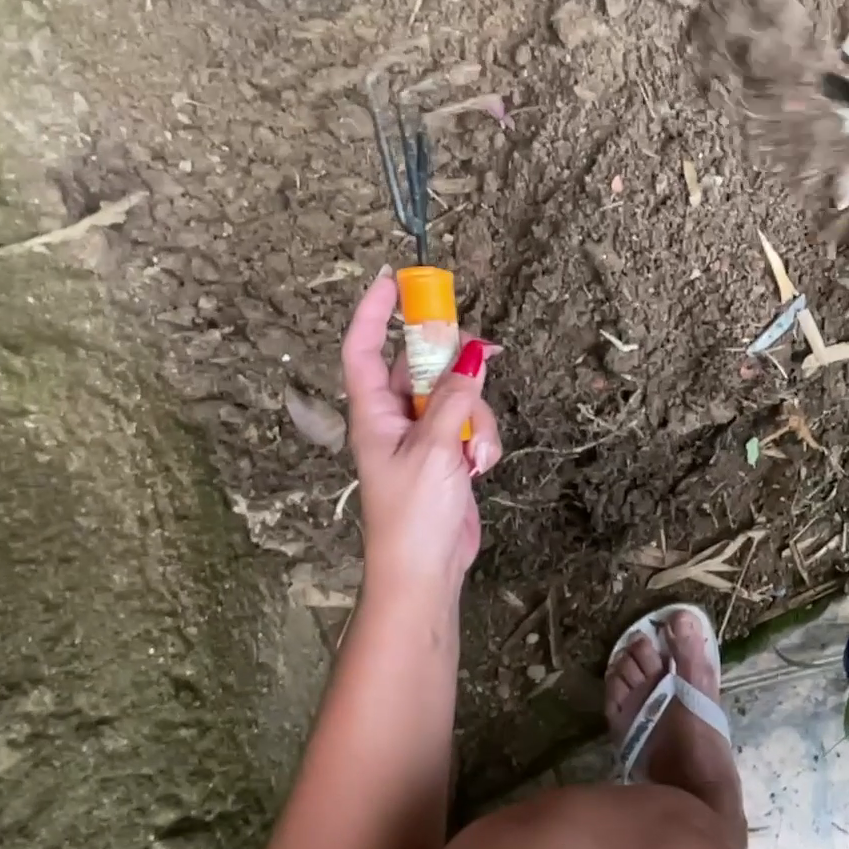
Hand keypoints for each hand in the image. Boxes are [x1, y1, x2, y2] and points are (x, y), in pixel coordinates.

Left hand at [340, 268, 503, 595]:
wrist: (426, 567)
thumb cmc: (413, 513)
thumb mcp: (434, 449)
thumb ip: (454, 398)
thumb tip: (474, 355)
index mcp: (373, 414)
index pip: (363, 350)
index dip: (374, 314)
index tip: (395, 282)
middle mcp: (397, 418)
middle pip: (425, 368)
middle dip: (457, 366)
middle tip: (485, 351)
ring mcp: (426, 435)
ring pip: (461, 397)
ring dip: (479, 418)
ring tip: (475, 455)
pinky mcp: (450, 452)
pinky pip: (474, 425)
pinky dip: (484, 441)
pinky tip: (480, 468)